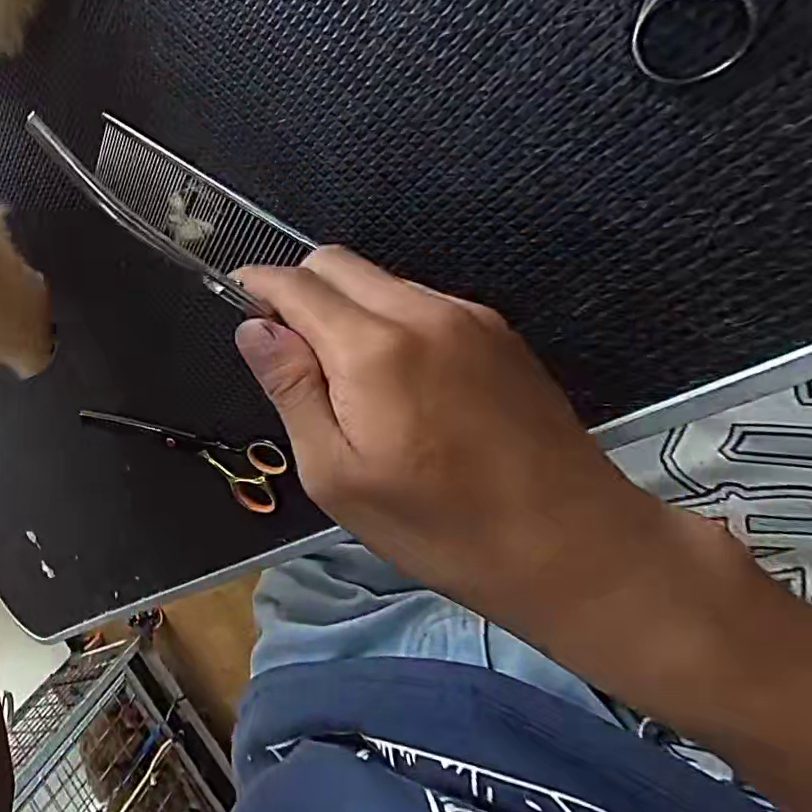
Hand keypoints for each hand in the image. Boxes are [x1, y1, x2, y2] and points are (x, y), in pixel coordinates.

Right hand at [232, 246, 683, 628]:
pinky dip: (383, 316)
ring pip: (377, 278)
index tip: (235, 297)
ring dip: (341, 304)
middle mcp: (422, 312)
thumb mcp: (335, 474)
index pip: (297, 284)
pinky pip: (417, 299)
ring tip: (343, 375)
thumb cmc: (438, 526)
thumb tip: (254, 328)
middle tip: (286, 348)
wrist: (576, 549)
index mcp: (374, 350)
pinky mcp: (497, 331)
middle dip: (296, 287)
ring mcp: (467, 316)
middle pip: (335, 262)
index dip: (256, 283)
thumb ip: (291, 388)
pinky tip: (394, 377)